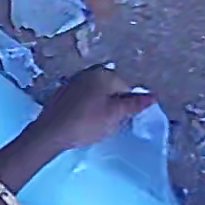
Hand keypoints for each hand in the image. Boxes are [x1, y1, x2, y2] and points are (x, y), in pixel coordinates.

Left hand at [27, 65, 156, 153]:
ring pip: (95, 94)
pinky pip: (81, 99)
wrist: (51, 132)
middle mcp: (88, 72)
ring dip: (98, 107)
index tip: (120, 120)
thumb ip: (135, 104)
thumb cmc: (87, 122)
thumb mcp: (115, 115)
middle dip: (112, 104)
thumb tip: (153, 96)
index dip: (126, 106)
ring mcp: (73, 81)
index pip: (126, 87)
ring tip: (94, 124)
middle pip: (110, 89)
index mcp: (103, 73)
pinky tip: (81, 121)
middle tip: (108, 123)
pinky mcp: (61, 93)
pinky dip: (84, 108)